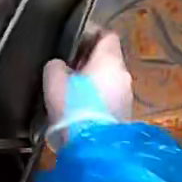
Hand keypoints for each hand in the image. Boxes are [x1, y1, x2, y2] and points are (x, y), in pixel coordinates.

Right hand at [42, 32, 132, 147]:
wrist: (92, 147)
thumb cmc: (74, 107)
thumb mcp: (54, 80)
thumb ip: (57, 66)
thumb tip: (61, 66)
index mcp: (110, 60)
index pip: (107, 35)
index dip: (91, 34)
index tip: (75, 40)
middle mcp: (124, 75)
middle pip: (109, 59)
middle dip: (90, 61)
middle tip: (69, 67)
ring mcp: (128, 97)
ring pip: (110, 80)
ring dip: (94, 81)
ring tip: (72, 90)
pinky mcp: (125, 115)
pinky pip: (110, 98)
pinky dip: (98, 98)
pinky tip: (81, 108)